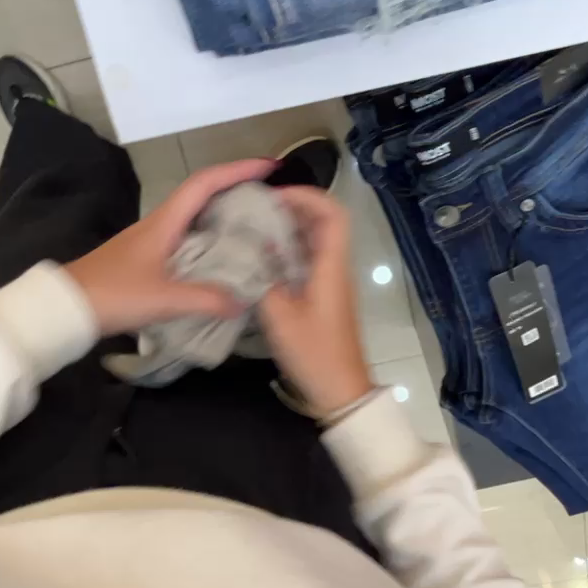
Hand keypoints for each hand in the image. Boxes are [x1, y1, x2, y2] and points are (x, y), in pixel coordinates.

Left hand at [64, 159, 275, 334]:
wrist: (65, 307)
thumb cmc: (113, 294)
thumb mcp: (163, 299)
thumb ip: (205, 299)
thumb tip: (242, 302)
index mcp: (164, 222)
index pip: (205, 184)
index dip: (237, 171)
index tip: (268, 166)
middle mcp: (159, 225)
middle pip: (202, 196)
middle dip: (236, 192)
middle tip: (269, 202)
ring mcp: (151, 242)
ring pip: (194, 220)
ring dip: (223, 218)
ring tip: (254, 230)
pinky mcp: (145, 260)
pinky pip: (186, 242)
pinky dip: (209, 244)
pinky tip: (221, 261)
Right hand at [259, 186, 375, 416]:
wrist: (340, 391)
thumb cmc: (314, 354)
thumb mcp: (279, 317)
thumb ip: (262, 280)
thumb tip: (248, 256)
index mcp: (331, 267)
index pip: (332, 214)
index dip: (305, 196)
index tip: (273, 197)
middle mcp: (336, 269)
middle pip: (323, 223)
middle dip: (291, 210)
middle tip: (256, 212)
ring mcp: (331, 284)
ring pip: (314, 243)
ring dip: (288, 231)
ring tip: (253, 230)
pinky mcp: (324, 298)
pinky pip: (308, 263)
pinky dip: (287, 254)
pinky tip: (261, 261)